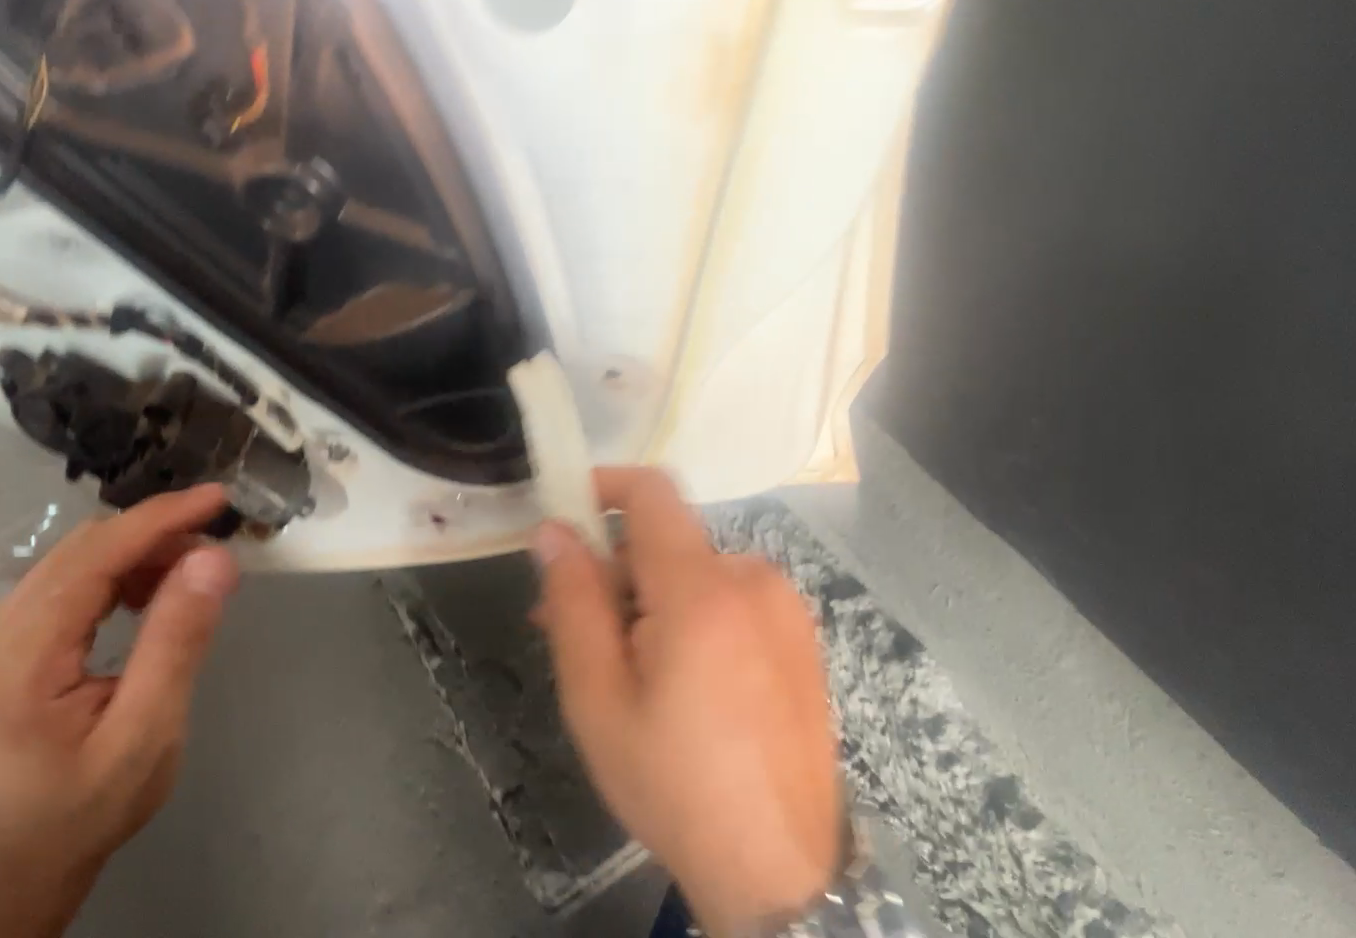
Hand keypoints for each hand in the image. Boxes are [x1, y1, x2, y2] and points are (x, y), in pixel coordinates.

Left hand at [0, 485, 239, 937]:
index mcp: (20, 654)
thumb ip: (177, 641)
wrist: (21, 857)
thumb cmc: (88, 804)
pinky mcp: (6, 640)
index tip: (218, 498)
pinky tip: (151, 596)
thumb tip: (214, 558)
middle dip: (156, 534)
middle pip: (83, 549)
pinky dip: (118, 574)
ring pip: (76, 560)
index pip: (95, 556)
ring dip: (140, 553)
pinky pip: (68, 582)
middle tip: (218, 552)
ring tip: (194, 577)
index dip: (159, 518)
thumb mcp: (147, 731)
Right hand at [531, 468, 841, 936]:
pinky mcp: (802, 638)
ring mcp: (787, 609)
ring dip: (653, 598)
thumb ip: (573, 602)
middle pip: (669, 540)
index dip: (604, 486)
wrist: (778, 869)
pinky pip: (733, 600)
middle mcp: (755, 581)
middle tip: (574, 627)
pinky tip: (682, 681)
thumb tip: (553, 531)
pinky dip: (694, 616)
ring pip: (698, 573)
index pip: (653, 492)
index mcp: (703, 590)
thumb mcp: (598, 698)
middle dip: (616, 568)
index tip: (565, 516)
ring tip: (627, 667)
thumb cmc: (673, 783)